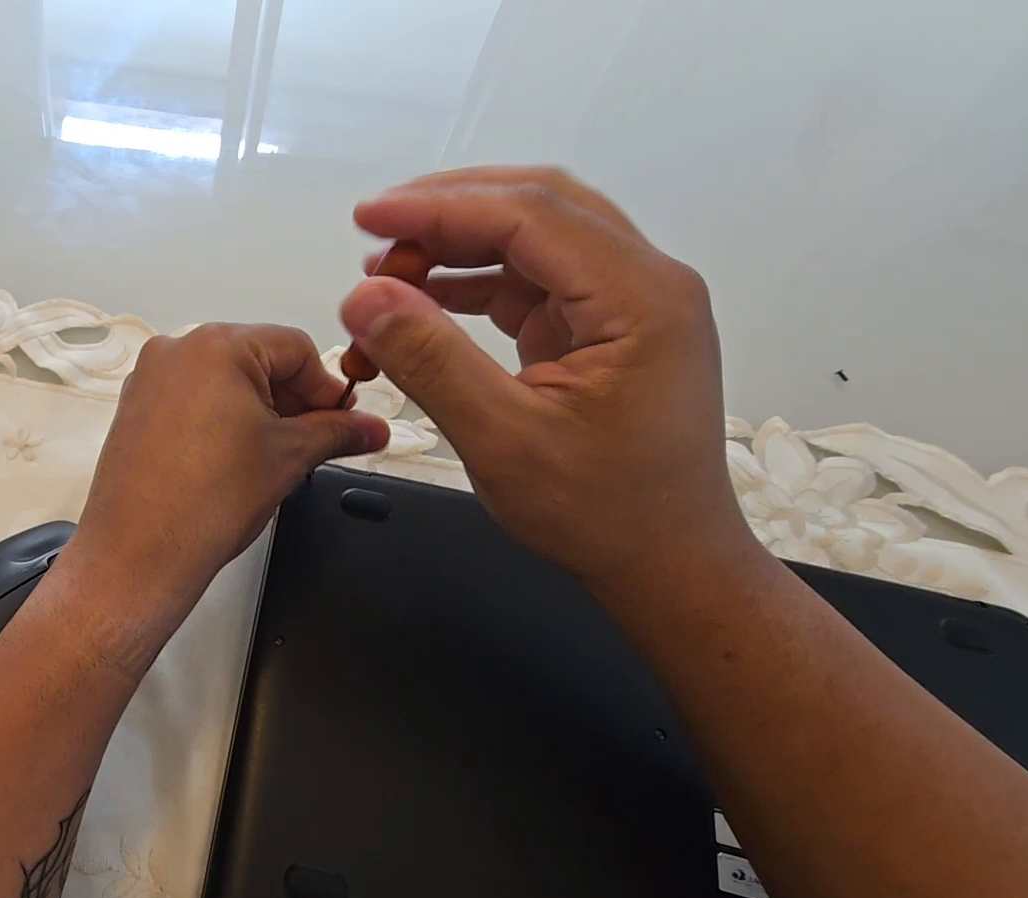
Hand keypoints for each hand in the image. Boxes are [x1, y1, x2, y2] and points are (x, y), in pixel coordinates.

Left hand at [60, 324, 388, 634]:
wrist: (139, 555)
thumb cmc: (203, 505)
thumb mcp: (289, 458)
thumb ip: (337, 432)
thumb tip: (369, 428)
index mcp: (216, 345)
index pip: (295, 348)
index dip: (327, 387)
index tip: (342, 421)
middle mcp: (175, 352)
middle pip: (256, 360)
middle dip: (291, 400)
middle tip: (314, 442)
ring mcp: (148, 382)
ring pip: (222, 383)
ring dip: (257, 413)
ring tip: (271, 458)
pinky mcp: (134, 412)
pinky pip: (190, 402)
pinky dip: (219, 422)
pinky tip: (232, 461)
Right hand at [341, 167, 759, 589]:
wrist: (661, 559)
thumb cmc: (597, 511)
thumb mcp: (502, 440)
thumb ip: (431, 362)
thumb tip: (366, 298)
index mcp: (638, 298)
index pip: (530, 216)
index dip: (440, 207)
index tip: (366, 217)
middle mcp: (642, 284)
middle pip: (539, 209)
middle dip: (450, 211)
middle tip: (374, 234)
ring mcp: (623, 306)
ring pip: (533, 242)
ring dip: (458, 246)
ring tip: (389, 272)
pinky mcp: (599, 332)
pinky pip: (529, 285)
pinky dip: (471, 285)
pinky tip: (425, 301)